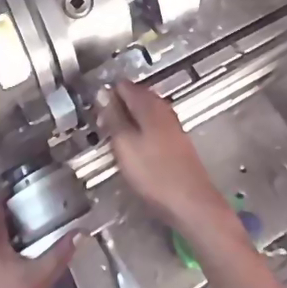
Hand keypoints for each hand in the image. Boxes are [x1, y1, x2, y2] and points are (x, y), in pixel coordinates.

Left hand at [0, 192, 76, 287]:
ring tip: (41, 227)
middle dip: (17, 212)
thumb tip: (79, 232)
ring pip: (1, 243)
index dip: (6, 190)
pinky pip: (3, 259)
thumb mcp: (37, 279)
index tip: (22, 179)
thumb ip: (58, 255)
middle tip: (39, 201)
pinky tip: (32, 260)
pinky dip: (17, 252)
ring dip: (18, 233)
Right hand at [96, 82, 236, 244]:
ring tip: (115, 140)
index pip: (123, 85)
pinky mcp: (176, 140)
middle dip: (117, 108)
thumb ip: (113, 116)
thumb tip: (102, 93)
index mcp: (148, 104)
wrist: (191, 202)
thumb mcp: (124, 144)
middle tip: (103, 128)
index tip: (95, 114)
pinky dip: (140, 131)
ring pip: (144, 112)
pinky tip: (134, 148)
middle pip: (135, 96)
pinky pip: (152, 125)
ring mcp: (172, 124)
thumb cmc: (153, 173)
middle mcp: (162, 107)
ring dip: (128, 121)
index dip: (106, 95)